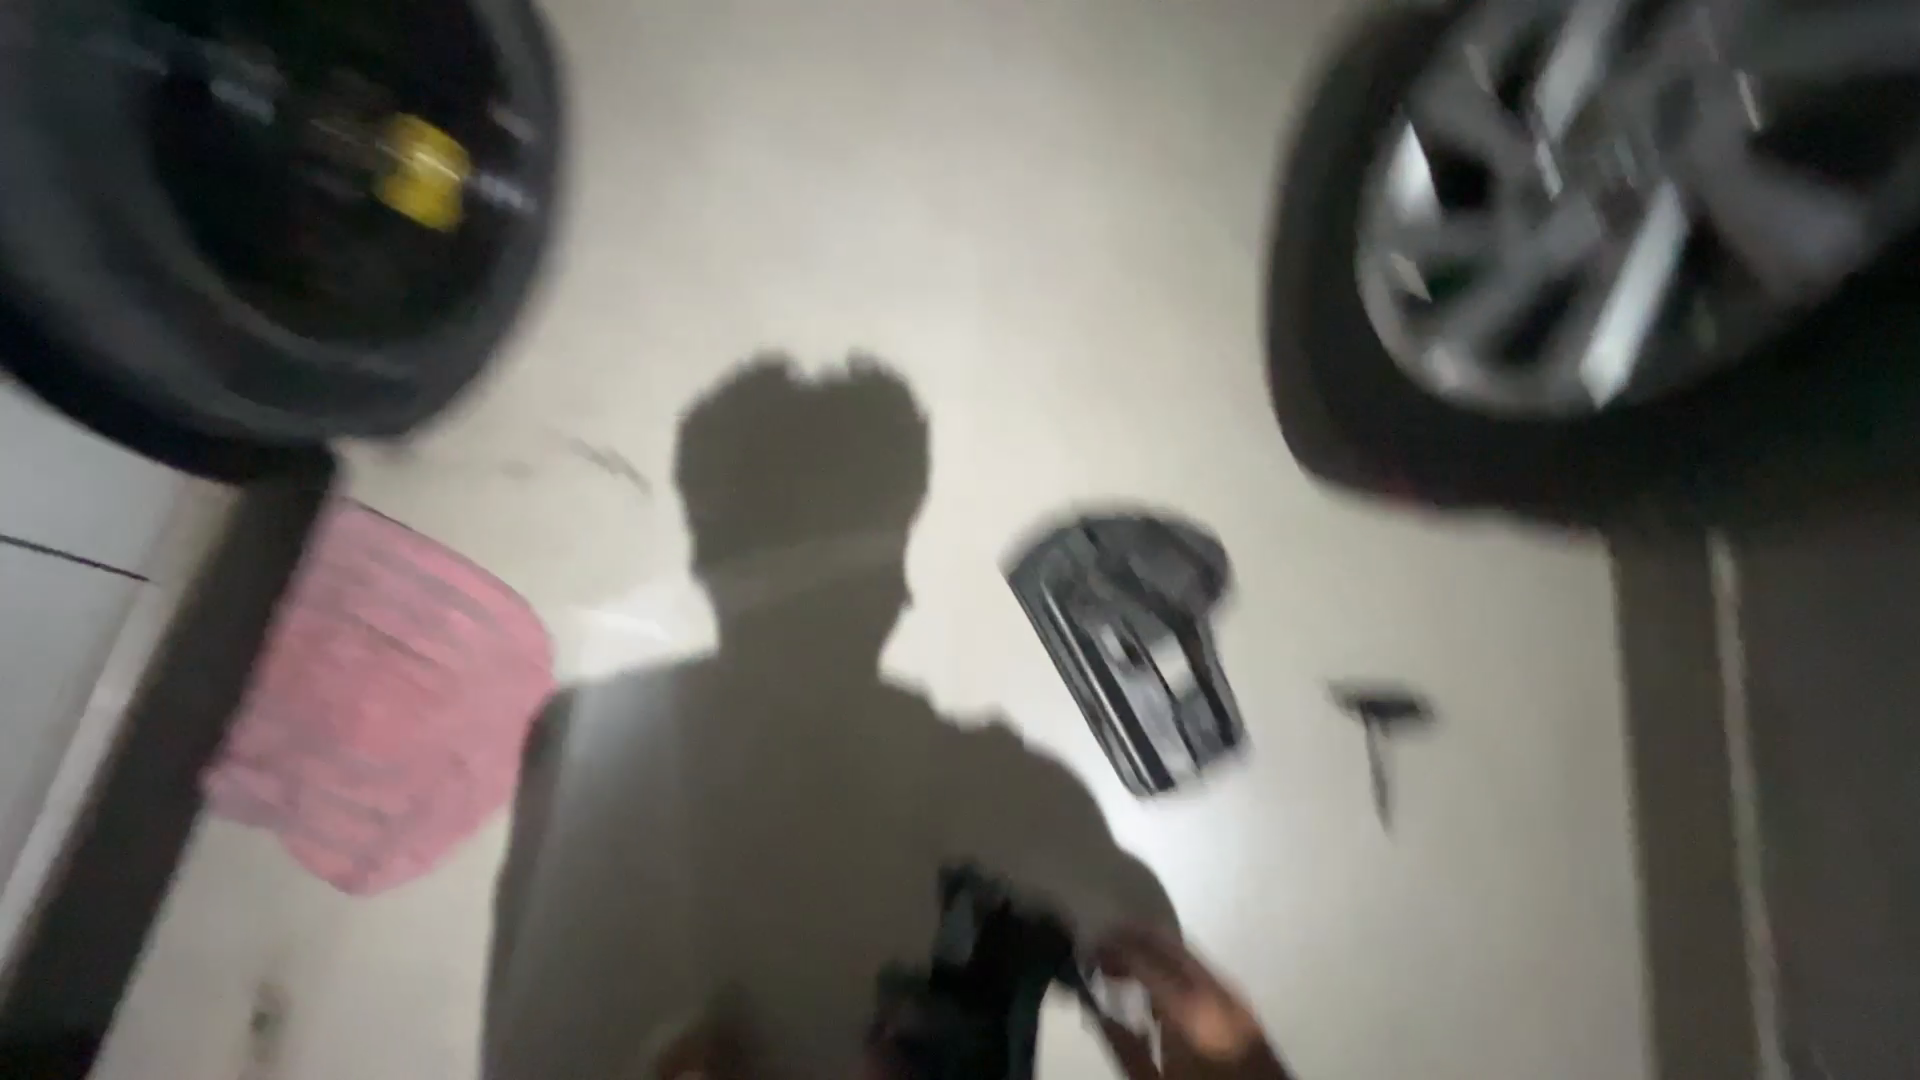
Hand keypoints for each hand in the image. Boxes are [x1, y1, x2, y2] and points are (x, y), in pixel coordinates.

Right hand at [1092, 925, 1293, 1079]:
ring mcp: (1233, 995)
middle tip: (1099, 949)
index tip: (1087, 951)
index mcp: (1189, 1010)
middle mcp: (1213, 990)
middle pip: (1164, 942)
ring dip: (1150, 949)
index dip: (1110, 947)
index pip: (1141, 956)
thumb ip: (1123, 1047)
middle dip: (1129, 938)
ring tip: (1121, 967)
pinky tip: (1156, 986)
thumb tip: (1095, 1010)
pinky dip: (1172, 965)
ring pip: (1183, 951)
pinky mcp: (1242, 1006)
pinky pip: (1199, 970)